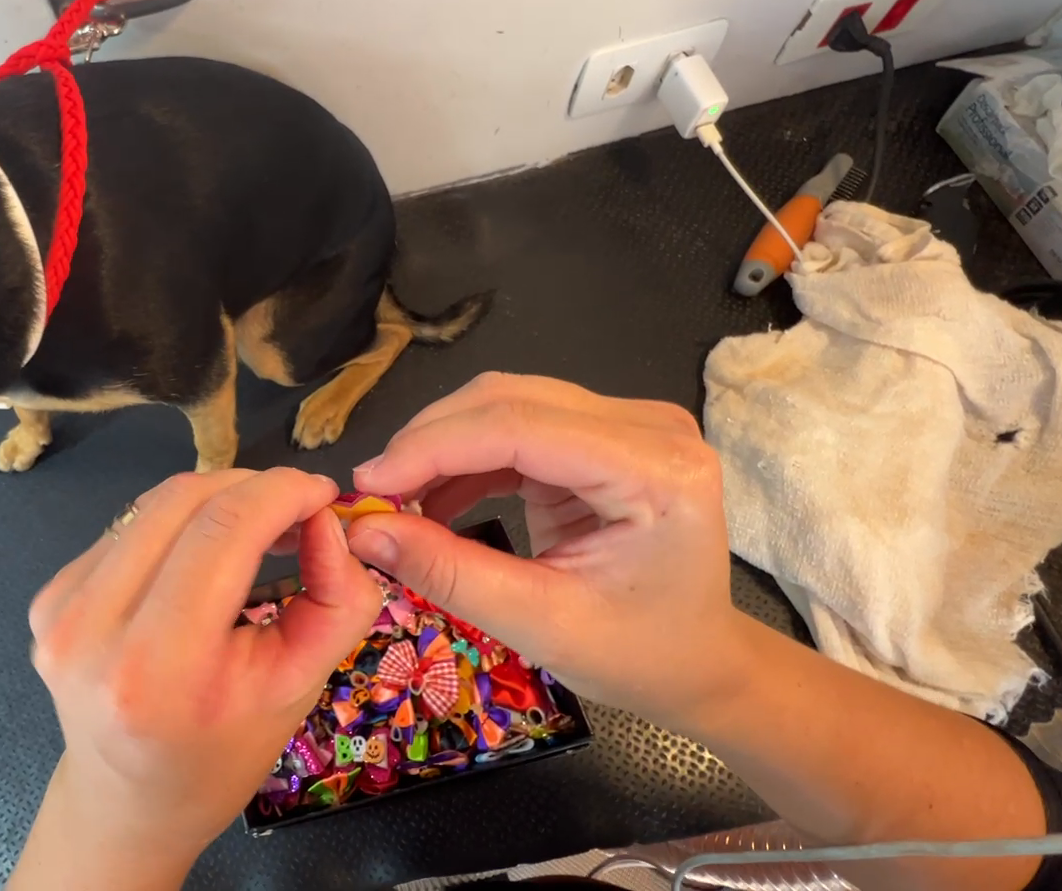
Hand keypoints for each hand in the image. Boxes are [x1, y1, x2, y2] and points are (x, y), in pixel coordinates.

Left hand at [12, 469, 382, 889]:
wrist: (125, 803)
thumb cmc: (220, 755)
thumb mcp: (302, 686)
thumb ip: (339, 599)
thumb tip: (326, 519)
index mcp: (159, 667)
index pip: (224, 530)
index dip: (282, 491)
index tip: (322, 493)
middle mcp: (92, 626)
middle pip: (185, 500)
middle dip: (254, 486)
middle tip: (297, 509)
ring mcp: (60, 606)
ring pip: (155, 502)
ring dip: (219, 497)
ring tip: (259, 526)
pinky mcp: (47, 591)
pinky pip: (130, 524)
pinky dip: (180, 522)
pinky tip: (203, 554)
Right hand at [347, 372, 743, 729]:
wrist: (698, 662)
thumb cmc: (638, 655)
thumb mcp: (539, 624)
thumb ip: (447, 571)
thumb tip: (363, 532)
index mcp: (655, 469)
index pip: (519, 426)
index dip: (431, 447)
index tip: (366, 483)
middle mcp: (646, 424)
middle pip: (506, 400)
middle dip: (428, 442)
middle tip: (374, 494)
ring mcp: (624, 422)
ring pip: (502, 404)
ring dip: (440, 446)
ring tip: (399, 498)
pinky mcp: (598, 432)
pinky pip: (512, 427)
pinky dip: (464, 459)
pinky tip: (434, 498)